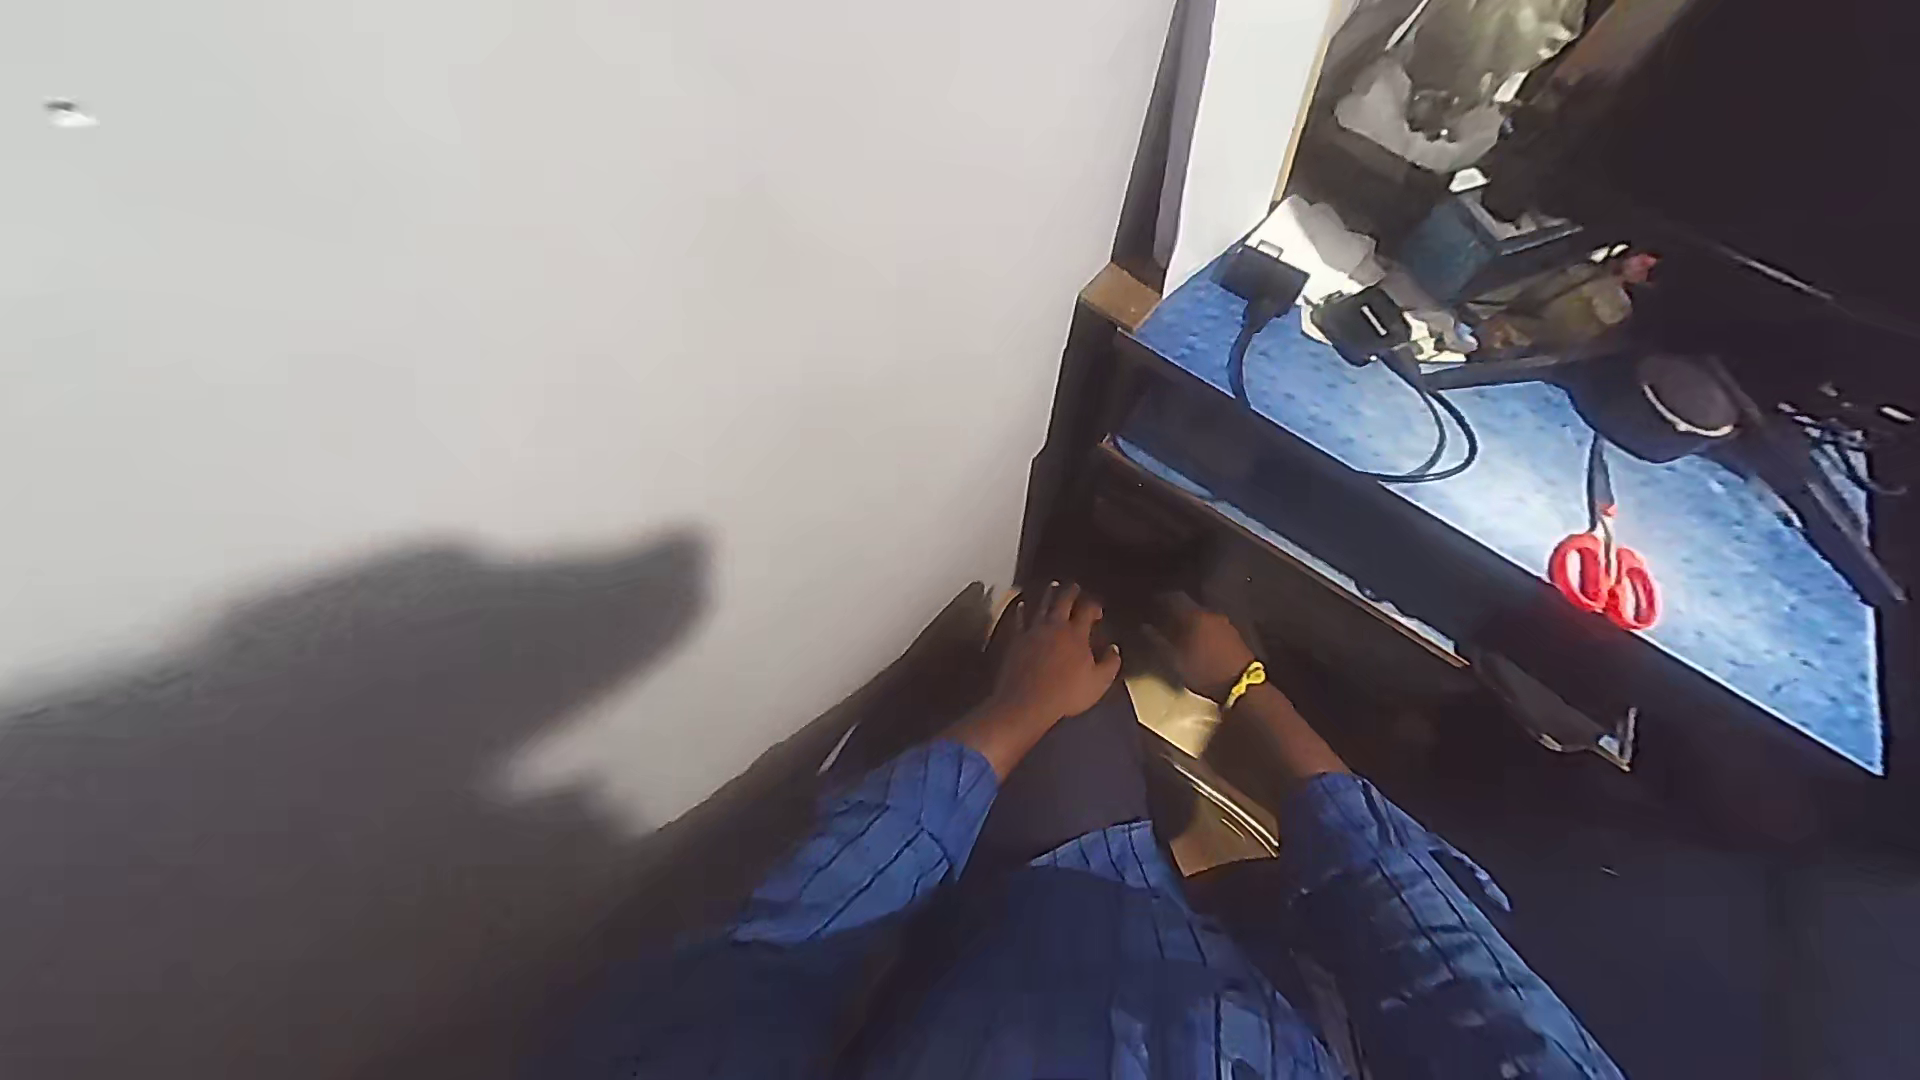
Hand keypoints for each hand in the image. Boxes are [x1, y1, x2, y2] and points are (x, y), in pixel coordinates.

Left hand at [985, 582, 1122, 722]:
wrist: (1028, 701)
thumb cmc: (1066, 693)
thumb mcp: (1098, 682)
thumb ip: (1110, 663)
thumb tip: (1115, 649)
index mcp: (1076, 634)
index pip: (1087, 611)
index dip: (1094, 606)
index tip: (1097, 609)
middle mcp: (1055, 626)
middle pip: (1063, 601)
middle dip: (1070, 592)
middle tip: (1074, 586)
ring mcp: (1034, 630)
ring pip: (1042, 605)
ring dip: (1049, 594)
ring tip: (1053, 586)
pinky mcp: (1018, 639)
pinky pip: (1021, 619)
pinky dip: (1022, 610)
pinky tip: (1022, 605)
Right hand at [1147, 591, 1256, 701]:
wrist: (1242, 685)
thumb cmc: (1203, 671)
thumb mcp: (1175, 660)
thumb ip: (1158, 641)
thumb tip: (1144, 626)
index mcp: (1194, 615)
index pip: (1174, 596)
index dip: (1161, 598)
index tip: (1150, 604)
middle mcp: (1210, 613)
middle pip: (1188, 605)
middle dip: (1174, 610)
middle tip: (1162, 620)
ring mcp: (1225, 622)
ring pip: (1201, 615)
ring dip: (1189, 620)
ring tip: (1179, 631)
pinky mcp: (1233, 633)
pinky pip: (1211, 624)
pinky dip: (1201, 627)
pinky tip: (1197, 639)